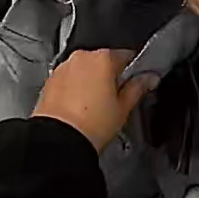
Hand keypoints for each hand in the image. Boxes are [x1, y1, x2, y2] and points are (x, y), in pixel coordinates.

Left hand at [34, 49, 156, 151]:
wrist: (58, 141)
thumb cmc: (90, 125)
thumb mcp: (123, 107)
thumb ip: (138, 87)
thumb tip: (148, 78)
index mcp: (103, 58)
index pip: (127, 55)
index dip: (135, 70)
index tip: (137, 83)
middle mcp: (82, 58)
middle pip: (104, 61)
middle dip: (111, 77)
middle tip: (116, 100)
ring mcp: (63, 69)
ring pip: (85, 70)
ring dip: (92, 82)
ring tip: (96, 107)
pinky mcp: (50, 82)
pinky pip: (69, 80)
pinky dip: (75, 90)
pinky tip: (80, 109)